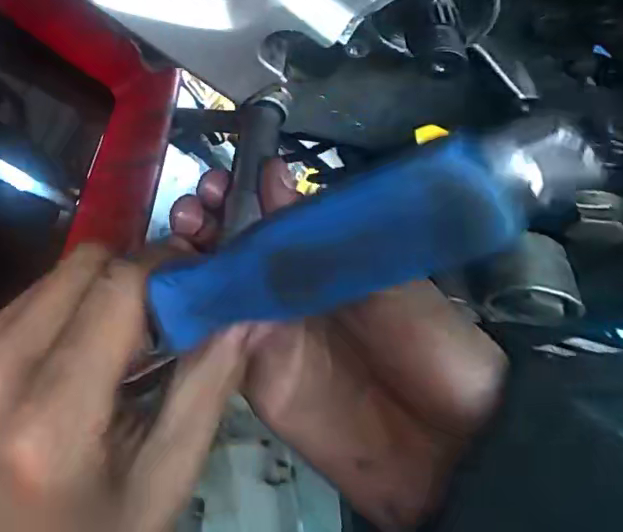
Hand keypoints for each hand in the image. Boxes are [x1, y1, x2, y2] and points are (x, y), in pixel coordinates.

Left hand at [0, 243, 248, 531]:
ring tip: (129, 341)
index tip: (201, 278)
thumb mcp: (161, 484)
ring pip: (63, 271)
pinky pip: (38, 290)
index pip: (118, 287)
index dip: (167, 267)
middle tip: (169, 313)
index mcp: (48, 414)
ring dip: (105, 289)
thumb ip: (205, 386)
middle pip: (87, 264)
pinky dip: (74, 305)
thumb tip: (239, 304)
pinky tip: (87, 351)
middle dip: (137, 276)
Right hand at [169, 158, 508, 529]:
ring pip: (214, 281)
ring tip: (180, 235)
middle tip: (193, 206)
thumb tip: (272, 173)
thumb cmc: (427, 341)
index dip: (236, 191)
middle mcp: (285, 284)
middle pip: (230, 241)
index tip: (217, 179)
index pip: (266, 211)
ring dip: (188, 253)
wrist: (448, 450)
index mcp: (319, 253)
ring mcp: (265, 326)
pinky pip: (212, 334)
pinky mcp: (251, 372)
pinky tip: (174, 287)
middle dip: (204, 216)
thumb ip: (317, 232)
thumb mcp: (379, 275)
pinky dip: (190, 309)